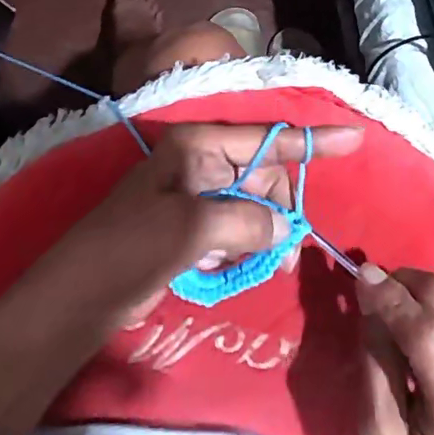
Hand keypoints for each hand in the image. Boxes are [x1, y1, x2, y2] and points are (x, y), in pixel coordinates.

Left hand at [35, 122, 364, 326]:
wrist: (78, 295)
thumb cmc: (129, 249)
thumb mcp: (189, 229)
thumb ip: (246, 221)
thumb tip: (283, 229)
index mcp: (195, 146)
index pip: (265, 139)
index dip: (310, 141)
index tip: (355, 139)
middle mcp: (198, 163)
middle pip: (263, 175)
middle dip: (279, 208)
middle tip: (286, 249)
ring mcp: (193, 194)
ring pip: (252, 205)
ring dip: (263, 233)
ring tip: (262, 264)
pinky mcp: (189, 226)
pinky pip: (235, 228)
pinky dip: (244, 246)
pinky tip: (234, 266)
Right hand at [357, 265, 433, 434]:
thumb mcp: (377, 433)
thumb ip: (375, 363)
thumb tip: (371, 293)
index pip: (430, 338)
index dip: (393, 300)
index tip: (359, 278)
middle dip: (403, 283)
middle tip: (372, 293)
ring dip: (415, 294)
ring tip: (393, 318)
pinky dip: (430, 308)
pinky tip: (419, 336)